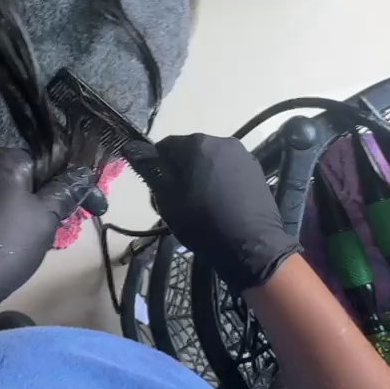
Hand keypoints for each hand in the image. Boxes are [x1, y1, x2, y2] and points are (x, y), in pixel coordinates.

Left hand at [0, 149, 98, 328]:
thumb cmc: (6, 245)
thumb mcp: (46, 217)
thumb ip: (66, 191)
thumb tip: (84, 173)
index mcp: (4, 159)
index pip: (48, 162)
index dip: (69, 184)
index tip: (88, 208)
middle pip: (29, 179)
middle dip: (49, 200)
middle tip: (63, 227)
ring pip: (12, 196)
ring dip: (29, 213)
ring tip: (40, 239)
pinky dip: (9, 221)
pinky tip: (15, 242)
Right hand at [153, 134, 298, 289]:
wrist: (251, 246)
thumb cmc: (203, 222)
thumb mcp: (168, 199)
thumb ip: (151, 169)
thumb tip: (132, 147)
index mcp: (197, 144)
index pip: (165, 146)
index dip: (157, 168)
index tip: (158, 191)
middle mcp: (222, 141)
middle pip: (189, 152)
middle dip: (179, 172)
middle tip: (176, 202)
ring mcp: (243, 156)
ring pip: (209, 162)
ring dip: (200, 177)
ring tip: (199, 206)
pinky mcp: (256, 172)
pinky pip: (228, 172)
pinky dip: (219, 183)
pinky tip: (219, 206)